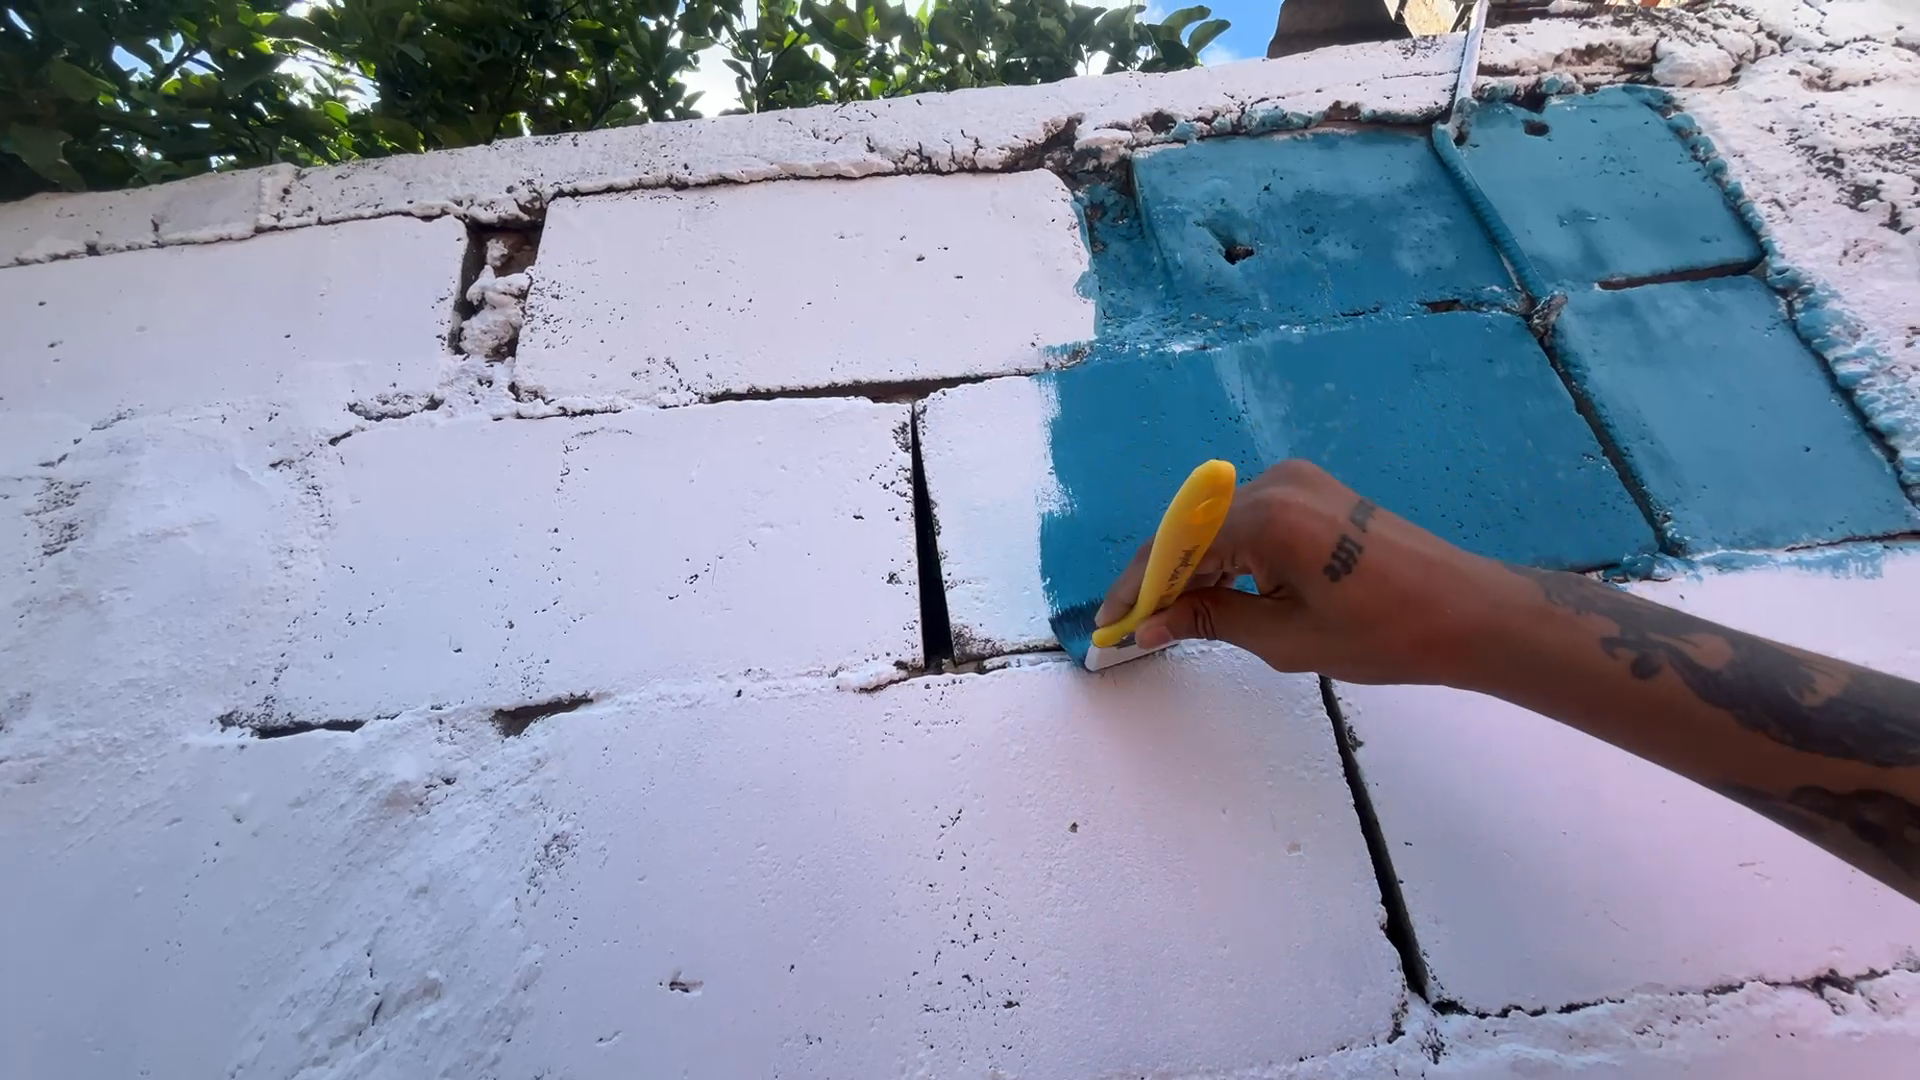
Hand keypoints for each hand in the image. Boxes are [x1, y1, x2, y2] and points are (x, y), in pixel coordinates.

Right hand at [1096, 460, 1525, 685]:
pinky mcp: (1308, 488)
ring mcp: (1293, 480)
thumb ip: (1207, 620)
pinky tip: (1213, 589)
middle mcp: (1272, 483)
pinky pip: (1243, 519)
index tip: (1109, 625)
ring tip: (1169, 614)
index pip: (1174, 550)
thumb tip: (1147, 627)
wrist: (1473, 612)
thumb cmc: (1384, 635)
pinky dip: (1222, 554)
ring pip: (1214, 524)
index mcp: (1267, 517)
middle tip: (1135, 624)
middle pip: (1189, 531)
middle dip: (1158, 579)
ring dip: (1189, 568)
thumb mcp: (1284, 638)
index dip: (1134, 589)